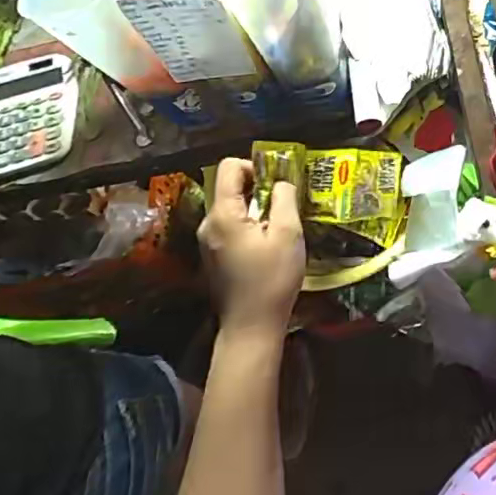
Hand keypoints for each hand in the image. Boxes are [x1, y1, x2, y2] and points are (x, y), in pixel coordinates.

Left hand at [198, 159, 304, 337]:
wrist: (250, 328)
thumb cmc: (271, 280)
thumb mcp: (288, 234)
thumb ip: (284, 199)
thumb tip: (281, 181)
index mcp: (222, 213)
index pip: (229, 166)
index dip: (254, 166)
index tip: (276, 183)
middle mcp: (208, 222)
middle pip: (230, 187)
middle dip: (258, 189)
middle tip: (283, 206)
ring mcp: (207, 240)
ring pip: (231, 208)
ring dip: (255, 209)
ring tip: (278, 227)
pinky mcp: (212, 255)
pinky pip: (229, 226)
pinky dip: (248, 226)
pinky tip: (266, 245)